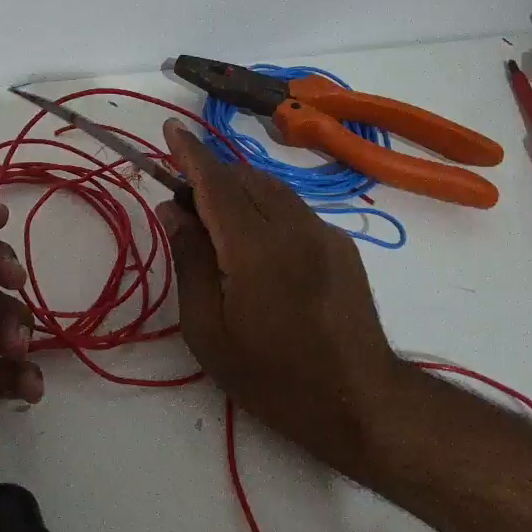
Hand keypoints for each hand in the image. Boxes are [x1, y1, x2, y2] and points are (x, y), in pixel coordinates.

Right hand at [159, 120, 405, 478]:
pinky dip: (266, 208)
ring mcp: (324, 234)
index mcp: (255, 248)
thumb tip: (174, 208)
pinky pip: (294, 209)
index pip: (216, 182)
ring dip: (239, 189)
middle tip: (183, 205)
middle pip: (245, 177)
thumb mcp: (208, 330)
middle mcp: (293, 228)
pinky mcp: (343, 246)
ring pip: (272, 189)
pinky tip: (257, 245)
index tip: (170, 127)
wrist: (362, 404)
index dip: (190, 152)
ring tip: (216, 222)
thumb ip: (190, 260)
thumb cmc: (272, 377)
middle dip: (210, 175)